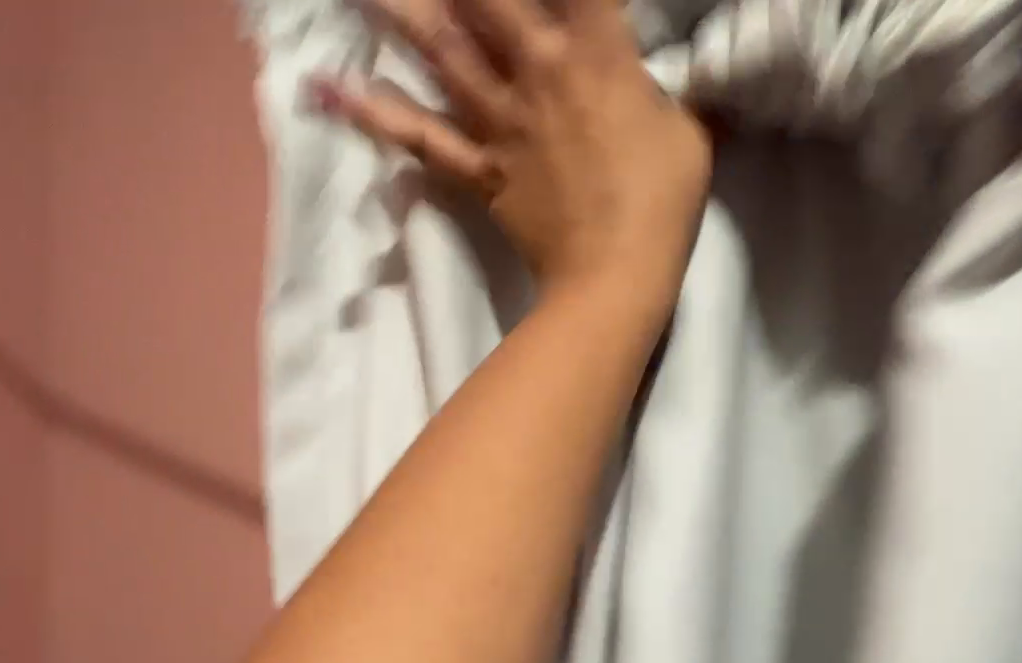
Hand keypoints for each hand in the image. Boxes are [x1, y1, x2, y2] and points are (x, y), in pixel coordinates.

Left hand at [309, 0, 712, 297]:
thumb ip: (679, 94)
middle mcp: (539, 72)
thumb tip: (692, 81)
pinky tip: (329, 87)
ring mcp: (501, 122)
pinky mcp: (480, 170)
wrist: (615, 277)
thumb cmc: (661, 204)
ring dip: (399, 11)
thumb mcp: (689, 135)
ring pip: (441, 51)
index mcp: (596, 53)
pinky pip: (421, 138)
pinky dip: (375, 114)